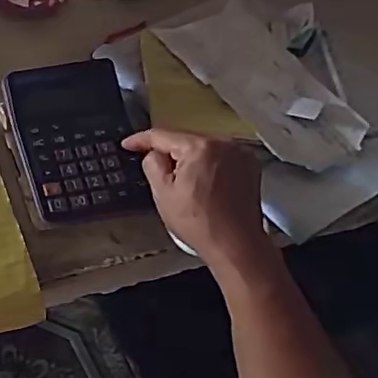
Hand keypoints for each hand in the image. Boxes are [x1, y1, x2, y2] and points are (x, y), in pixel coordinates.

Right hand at [121, 128, 274, 276]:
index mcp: (200, 147)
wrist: (234, 242)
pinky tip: (199, 181)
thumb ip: (152, 164)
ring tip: (177, 178)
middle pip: (185, 139)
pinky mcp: (250, 165)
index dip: (140, 139)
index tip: (127, 145)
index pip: (163, 135)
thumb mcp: (162, 192)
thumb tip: (153, 153)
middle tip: (151, 166)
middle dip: (167, 150)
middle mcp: (225, 143)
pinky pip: (219, 156)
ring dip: (187, 157)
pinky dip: (205, 163)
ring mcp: (241, 154)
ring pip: (203, 147)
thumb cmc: (196, 220)